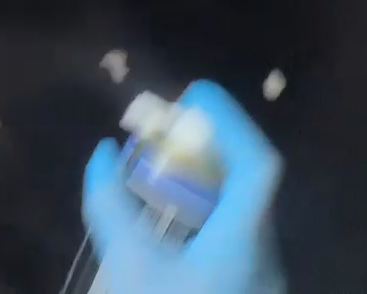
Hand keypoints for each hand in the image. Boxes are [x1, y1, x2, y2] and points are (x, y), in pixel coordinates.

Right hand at [83, 80, 286, 293]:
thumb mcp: (127, 262)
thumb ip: (109, 201)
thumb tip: (105, 153)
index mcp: (242, 242)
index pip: (259, 167)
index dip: (231, 121)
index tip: (192, 92)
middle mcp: (261, 253)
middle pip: (249, 179)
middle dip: (208, 139)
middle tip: (162, 121)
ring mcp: (255, 273)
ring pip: (239, 203)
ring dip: (202, 169)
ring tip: (157, 155)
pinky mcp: (243, 285)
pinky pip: (228, 225)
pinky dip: (199, 198)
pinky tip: (163, 205)